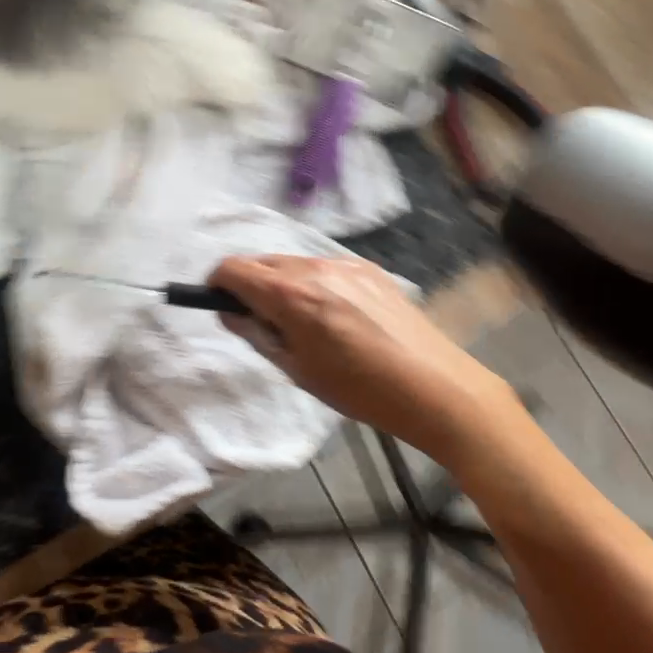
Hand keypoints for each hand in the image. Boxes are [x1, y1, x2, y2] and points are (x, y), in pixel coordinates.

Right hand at [208, 255, 516, 453]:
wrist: (435, 387)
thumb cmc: (358, 389)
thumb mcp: (297, 370)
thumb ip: (257, 335)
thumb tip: (232, 314)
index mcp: (289, 294)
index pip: (232, 269)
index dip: (217, 286)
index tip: (222, 307)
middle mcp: (314, 267)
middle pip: (262, 262)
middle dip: (250, 286)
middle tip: (263, 324)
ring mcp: (346, 264)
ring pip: (294, 263)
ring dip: (283, 284)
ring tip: (305, 325)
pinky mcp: (371, 270)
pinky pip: (326, 268)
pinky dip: (315, 284)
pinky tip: (338, 319)